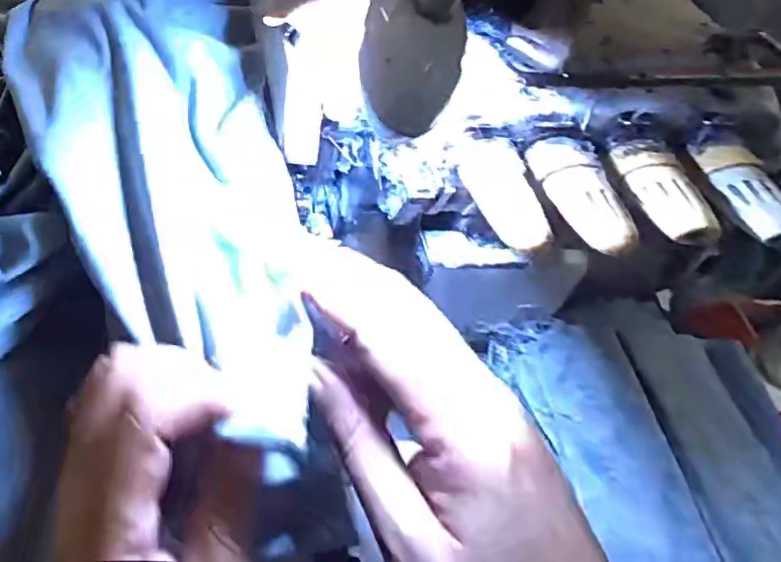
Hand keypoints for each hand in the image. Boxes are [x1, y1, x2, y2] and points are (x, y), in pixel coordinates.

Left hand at [51, 344, 259, 561]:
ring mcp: (71, 470)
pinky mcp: (80, 467)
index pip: (140, 411)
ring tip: (206, 412)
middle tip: (228, 409)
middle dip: (186, 374)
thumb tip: (252, 424)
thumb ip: (228, 505)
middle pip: (120, 377)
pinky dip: (148, 385)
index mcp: (105, 522)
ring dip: (168, 373)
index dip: (200, 391)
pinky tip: (178, 419)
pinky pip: (105, 393)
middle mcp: (76, 484)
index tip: (245, 408)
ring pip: (110, 375)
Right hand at [301, 246, 605, 561]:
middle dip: (348, 272)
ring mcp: (491, 388)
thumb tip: (310, 368)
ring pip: (420, 316)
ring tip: (311, 266)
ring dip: (364, 285)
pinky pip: (429, 342)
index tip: (289, 263)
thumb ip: (359, 446)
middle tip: (292, 248)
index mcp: (467, 424)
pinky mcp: (488, 398)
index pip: (389, 333)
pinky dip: (383, 318)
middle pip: (408, 308)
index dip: (336, 292)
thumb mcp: (410, 541)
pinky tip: (350, 318)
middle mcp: (484, 387)